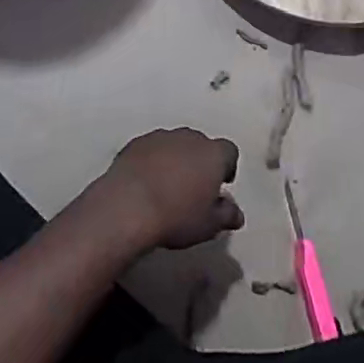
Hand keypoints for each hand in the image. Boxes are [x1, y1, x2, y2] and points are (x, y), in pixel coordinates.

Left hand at [93, 128, 242, 250]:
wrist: (128, 206)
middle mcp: (188, 138)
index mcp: (212, 154)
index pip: (229, 152)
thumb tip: (235, 212)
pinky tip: (146, 182)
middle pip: (201, 144)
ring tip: (168, 186)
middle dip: (200, 162)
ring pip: (175, 144)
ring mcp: (160, 137)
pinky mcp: (135, 143)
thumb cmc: (176, 216)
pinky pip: (151, 149)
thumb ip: (227, 215)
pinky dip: (152, 160)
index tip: (220, 184)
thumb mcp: (210, 225)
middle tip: (195, 188)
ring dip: (175, 159)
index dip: (226, 167)